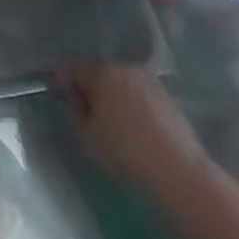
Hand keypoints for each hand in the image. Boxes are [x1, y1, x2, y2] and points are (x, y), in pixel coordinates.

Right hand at [58, 66, 210, 197]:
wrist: (176, 169)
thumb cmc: (123, 152)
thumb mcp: (86, 135)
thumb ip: (74, 108)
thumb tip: (70, 91)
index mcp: (103, 74)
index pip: (75, 71)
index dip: (66, 84)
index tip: (63, 99)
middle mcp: (127, 69)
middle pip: (101, 74)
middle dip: (92, 89)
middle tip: (89, 116)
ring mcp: (150, 80)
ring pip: (123, 84)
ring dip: (114, 96)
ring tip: (114, 124)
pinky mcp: (167, 95)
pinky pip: (140, 94)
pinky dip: (134, 104)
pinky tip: (136, 128)